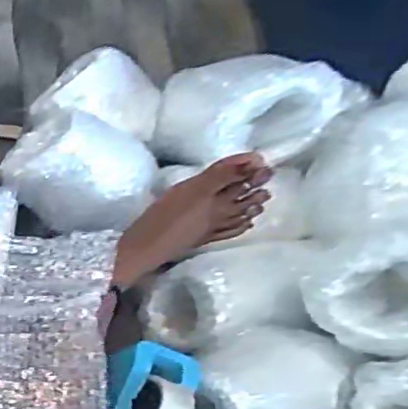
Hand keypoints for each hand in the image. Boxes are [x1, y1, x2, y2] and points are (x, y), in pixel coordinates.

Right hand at [113, 152, 272, 287]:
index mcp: (217, 197)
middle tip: (263, 178)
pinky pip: (227, 233)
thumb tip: (255, 158)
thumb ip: (221, 173)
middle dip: (256, 187)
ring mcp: (211, 228)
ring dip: (252, 206)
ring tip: (260, 201)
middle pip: (243, 197)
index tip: (261, 163)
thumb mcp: (190, 188)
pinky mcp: (200, 241)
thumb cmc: (163, 216)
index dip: (253, 169)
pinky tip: (245, 224)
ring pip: (239, 215)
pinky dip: (240, 226)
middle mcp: (220, 212)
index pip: (241, 179)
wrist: (144, 250)